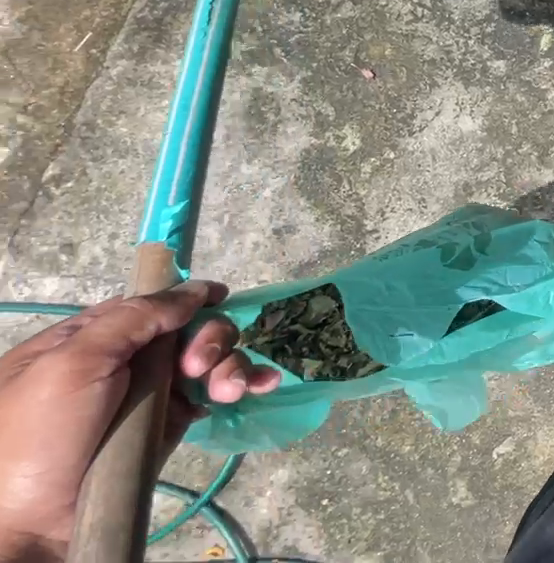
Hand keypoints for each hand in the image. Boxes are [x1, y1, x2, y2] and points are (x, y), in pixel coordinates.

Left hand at [0, 281, 280, 560]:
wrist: (34, 519)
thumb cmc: (41, 436)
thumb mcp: (73, 365)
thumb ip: (134, 319)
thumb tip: (198, 291)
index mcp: (89, 342)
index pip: (152, 304)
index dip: (188, 301)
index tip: (216, 302)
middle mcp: (125, 361)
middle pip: (192, 328)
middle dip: (212, 340)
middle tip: (198, 368)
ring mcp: (153, 390)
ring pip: (214, 356)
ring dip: (234, 364)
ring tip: (232, 391)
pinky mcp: (176, 416)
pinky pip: (221, 388)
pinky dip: (249, 381)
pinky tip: (262, 385)